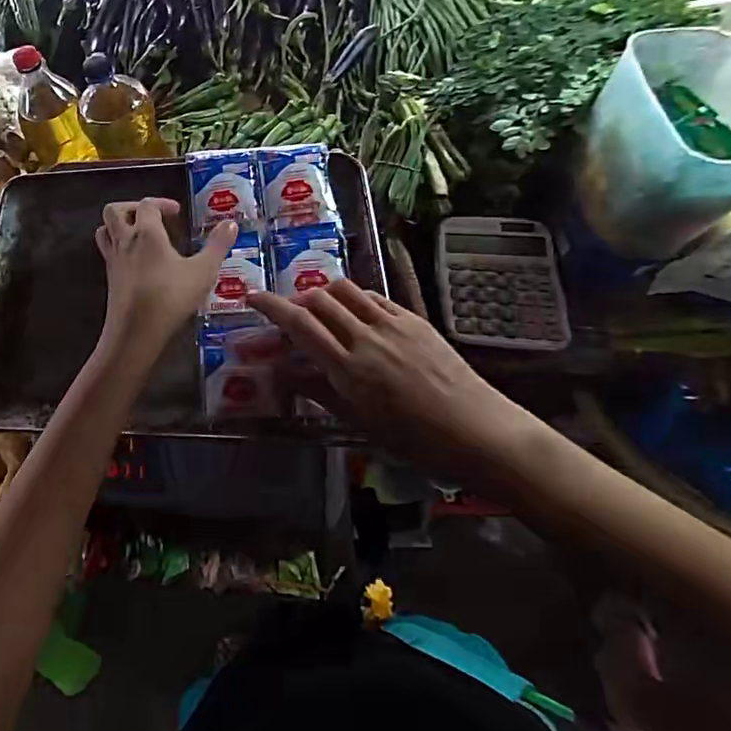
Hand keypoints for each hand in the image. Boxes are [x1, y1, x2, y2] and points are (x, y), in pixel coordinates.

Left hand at [96, 198, 234, 346]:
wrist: (135, 333)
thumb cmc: (170, 298)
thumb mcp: (203, 271)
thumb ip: (218, 246)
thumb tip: (231, 223)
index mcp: (146, 233)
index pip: (147, 204)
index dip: (162, 203)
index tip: (176, 213)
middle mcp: (125, 241)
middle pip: (114, 211)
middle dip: (131, 207)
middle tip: (152, 218)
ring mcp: (113, 261)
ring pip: (104, 231)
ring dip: (119, 226)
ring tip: (141, 235)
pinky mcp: (110, 279)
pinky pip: (108, 253)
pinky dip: (120, 249)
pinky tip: (139, 263)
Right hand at [247, 280, 510, 469]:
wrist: (477, 430)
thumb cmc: (416, 440)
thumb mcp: (361, 422)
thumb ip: (320, 390)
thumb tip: (283, 372)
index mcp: (349, 369)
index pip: (300, 325)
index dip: (272, 306)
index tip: (253, 296)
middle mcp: (367, 338)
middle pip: (320, 300)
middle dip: (297, 299)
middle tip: (289, 312)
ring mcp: (394, 324)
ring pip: (348, 290)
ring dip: (325, 293)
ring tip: (321, 309)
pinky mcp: (415, 320)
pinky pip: (376, 297)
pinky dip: (356, 299)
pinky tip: (357, 314)